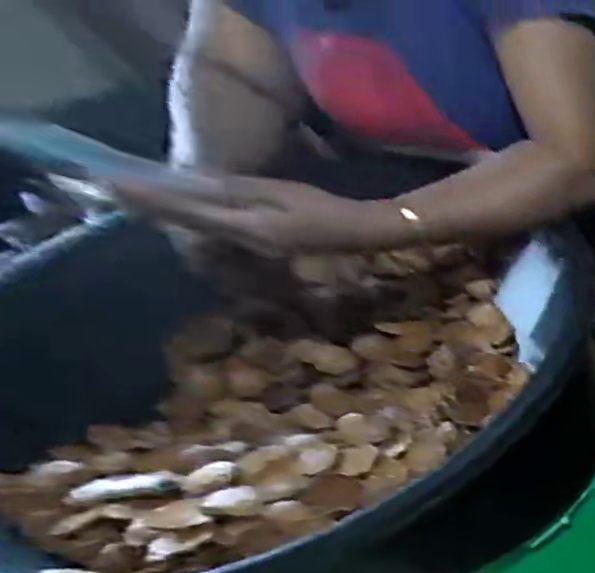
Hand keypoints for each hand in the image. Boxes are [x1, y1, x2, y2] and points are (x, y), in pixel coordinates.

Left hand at [115, 176, 408, 256]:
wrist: (369, 232)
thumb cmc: (327, 209)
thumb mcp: (274, 192)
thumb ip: (225, 191)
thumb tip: (173, 186)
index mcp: (248, 227)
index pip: (185, 211)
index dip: (147, 198)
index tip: (107, 185)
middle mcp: (248, 243)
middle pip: (192, 227)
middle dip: (157, 211)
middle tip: (119, 193)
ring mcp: (262, 248)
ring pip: (206, 233)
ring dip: (178, 219)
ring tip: (149, 205)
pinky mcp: (272, 246)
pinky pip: (225, 236)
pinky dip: (204, 225)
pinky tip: (196, 218)